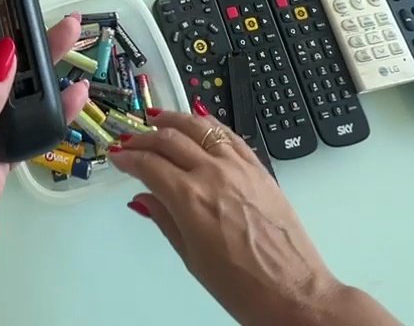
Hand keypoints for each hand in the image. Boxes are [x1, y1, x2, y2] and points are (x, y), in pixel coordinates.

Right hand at [111, 111, 400, 325]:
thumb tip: (141, 198)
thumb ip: (164, 220)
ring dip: (172, 119)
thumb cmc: (243, 287)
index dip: (128, 157)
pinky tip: (197, 121)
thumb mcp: (193, 259)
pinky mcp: (258, 167)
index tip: (117, 156)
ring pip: (197, 126)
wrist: (296, 295)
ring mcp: (237, 167)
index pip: (149, 164)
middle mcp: (212, 174)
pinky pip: (228, 134)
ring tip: (156, 119)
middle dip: (143, 137)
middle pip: (168, 139)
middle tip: (130, 140)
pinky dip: (208, 123)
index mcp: (190, 199)